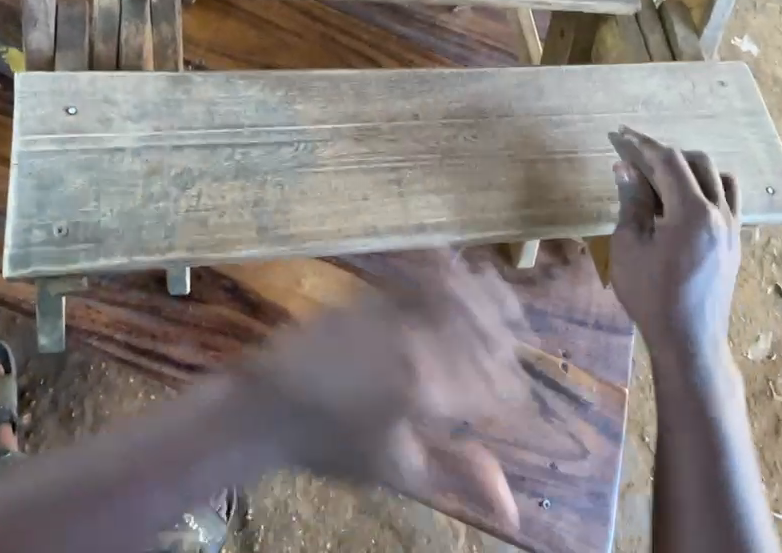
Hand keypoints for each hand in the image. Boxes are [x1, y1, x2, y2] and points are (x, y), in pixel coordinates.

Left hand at [233, 253, 530, 527]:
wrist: (268, 404)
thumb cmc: (333, 445)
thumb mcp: (398, 470)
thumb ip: (459, 476)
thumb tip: (514, 506)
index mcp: (427, 387)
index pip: (495, 380)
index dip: (510, 392)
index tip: (512, 402)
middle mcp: (416, 339)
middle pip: (484, 329)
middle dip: (504, 344)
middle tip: (507, 360)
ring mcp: (392, 310)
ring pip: (458, 292)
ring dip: (487, 301)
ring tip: (502, 311)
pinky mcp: (373, 293)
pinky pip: (422, 274)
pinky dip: (450, 275)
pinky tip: (459, 274)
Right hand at [606, 126, 742, 367]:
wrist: (689, 340)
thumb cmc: (650, 294)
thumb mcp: (629, 245)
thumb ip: (631, 201)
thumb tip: (624, 167)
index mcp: (692, 212)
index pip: (669, 162)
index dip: (642, 145)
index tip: (620, 135)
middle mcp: (720, 214)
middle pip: (697, 162)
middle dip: (664, 153)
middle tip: (634, 156)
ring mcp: (733, 229)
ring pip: (719, 178)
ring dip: (690, 169)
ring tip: (660, 179)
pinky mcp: (734, 243)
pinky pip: (727, 200)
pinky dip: (705, 188)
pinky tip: (681, 202)